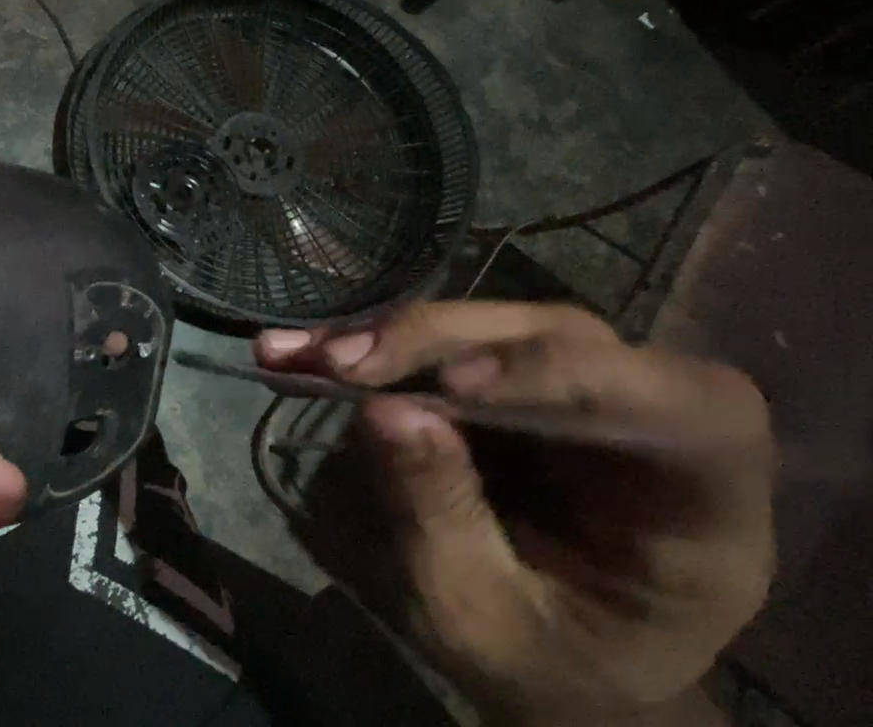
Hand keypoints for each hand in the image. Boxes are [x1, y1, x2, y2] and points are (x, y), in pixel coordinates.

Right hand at [258, 302, 772, 725]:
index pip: (689, 408)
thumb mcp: (479, 615)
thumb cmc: (536, 661)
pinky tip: (293, 352)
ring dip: (387, 336)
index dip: (576, 375)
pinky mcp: (501, 385)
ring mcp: (568, 396)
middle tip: (338, 363)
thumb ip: (440, 517)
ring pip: (490, 327)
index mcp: (697, 509)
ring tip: (295, 354)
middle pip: (561, 339)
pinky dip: (363, 346)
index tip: (454, 384)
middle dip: (439, 341)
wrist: (540, 662)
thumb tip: (381, 409)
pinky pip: (436, 346)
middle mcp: (642, 427)